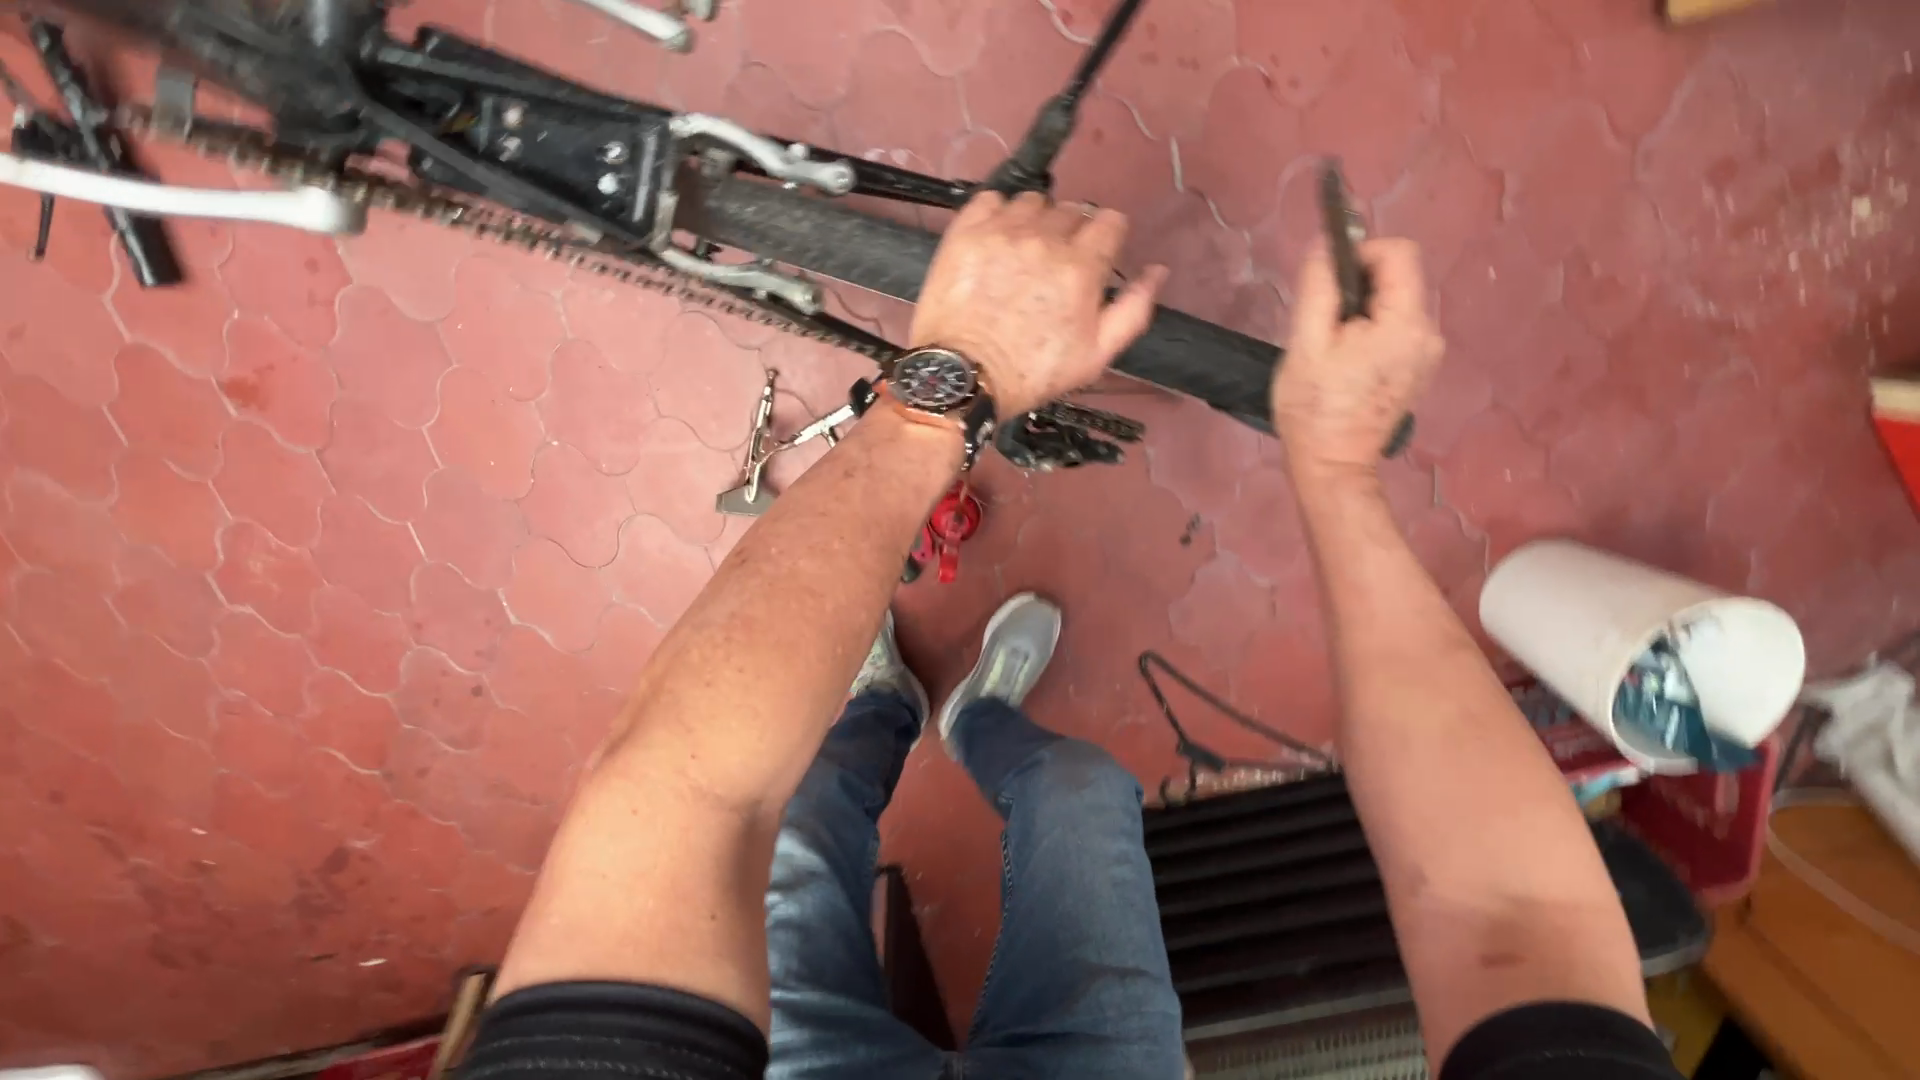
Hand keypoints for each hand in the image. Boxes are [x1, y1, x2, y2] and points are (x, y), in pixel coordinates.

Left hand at [910, 191, 1168, 416]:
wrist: (963, 378)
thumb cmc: (1032, 374)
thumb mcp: (1096, 355)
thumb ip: (1133, 309)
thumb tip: (1157, 270)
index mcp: (1082, 266)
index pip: (1110, 221)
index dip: (1106, 239)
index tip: (1094, 258)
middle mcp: (1044, 238)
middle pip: (1072, 212)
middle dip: (1071, 234)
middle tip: (1054, 268)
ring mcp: (1002, 232)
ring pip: (1033, 203)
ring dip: (1035, 221)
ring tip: (1023, 254)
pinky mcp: (966, 233)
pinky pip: (991, 200)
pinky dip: (998, 214)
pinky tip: (996, 241)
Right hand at [1273, 238, 1444, 483]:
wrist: (1331, 465)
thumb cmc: (1314, 407)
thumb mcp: (1306, 343)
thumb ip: (1319, 288)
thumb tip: (1326, 246)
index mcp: (1407, 322)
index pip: (1398, 253)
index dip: (1359, 254)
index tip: (1326, 286)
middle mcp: (1428, 333)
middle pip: (1396, 280)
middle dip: (1356, 290)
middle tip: (1322, 328)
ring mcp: (1426, 355)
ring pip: (1393, 306)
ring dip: (1360, 315)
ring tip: (1331, 352)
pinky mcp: (1416, 371)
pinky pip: (1395, 332)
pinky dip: (1369, 335)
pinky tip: (1345, 366)